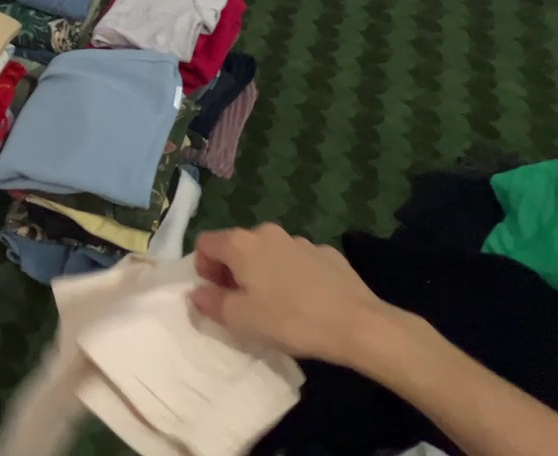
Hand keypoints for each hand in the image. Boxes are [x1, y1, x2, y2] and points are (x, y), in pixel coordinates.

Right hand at [189, 224, 401, 366]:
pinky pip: (297, 261)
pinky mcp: (327, 253)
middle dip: (234, 272)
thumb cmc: (291, 320)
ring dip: (264, 273)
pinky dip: (294, 276)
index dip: (204, 269)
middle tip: (245, 305)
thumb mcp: (241, 320)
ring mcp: (298, 240)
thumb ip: (211, 303)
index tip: (218, 296)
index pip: (204, 244)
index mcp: (240, 243)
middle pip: (236, 247)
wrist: (359, 325)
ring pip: (268, 253)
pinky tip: (309, 301)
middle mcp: (266, 232)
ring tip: (279, 306)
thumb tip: (198, 292)